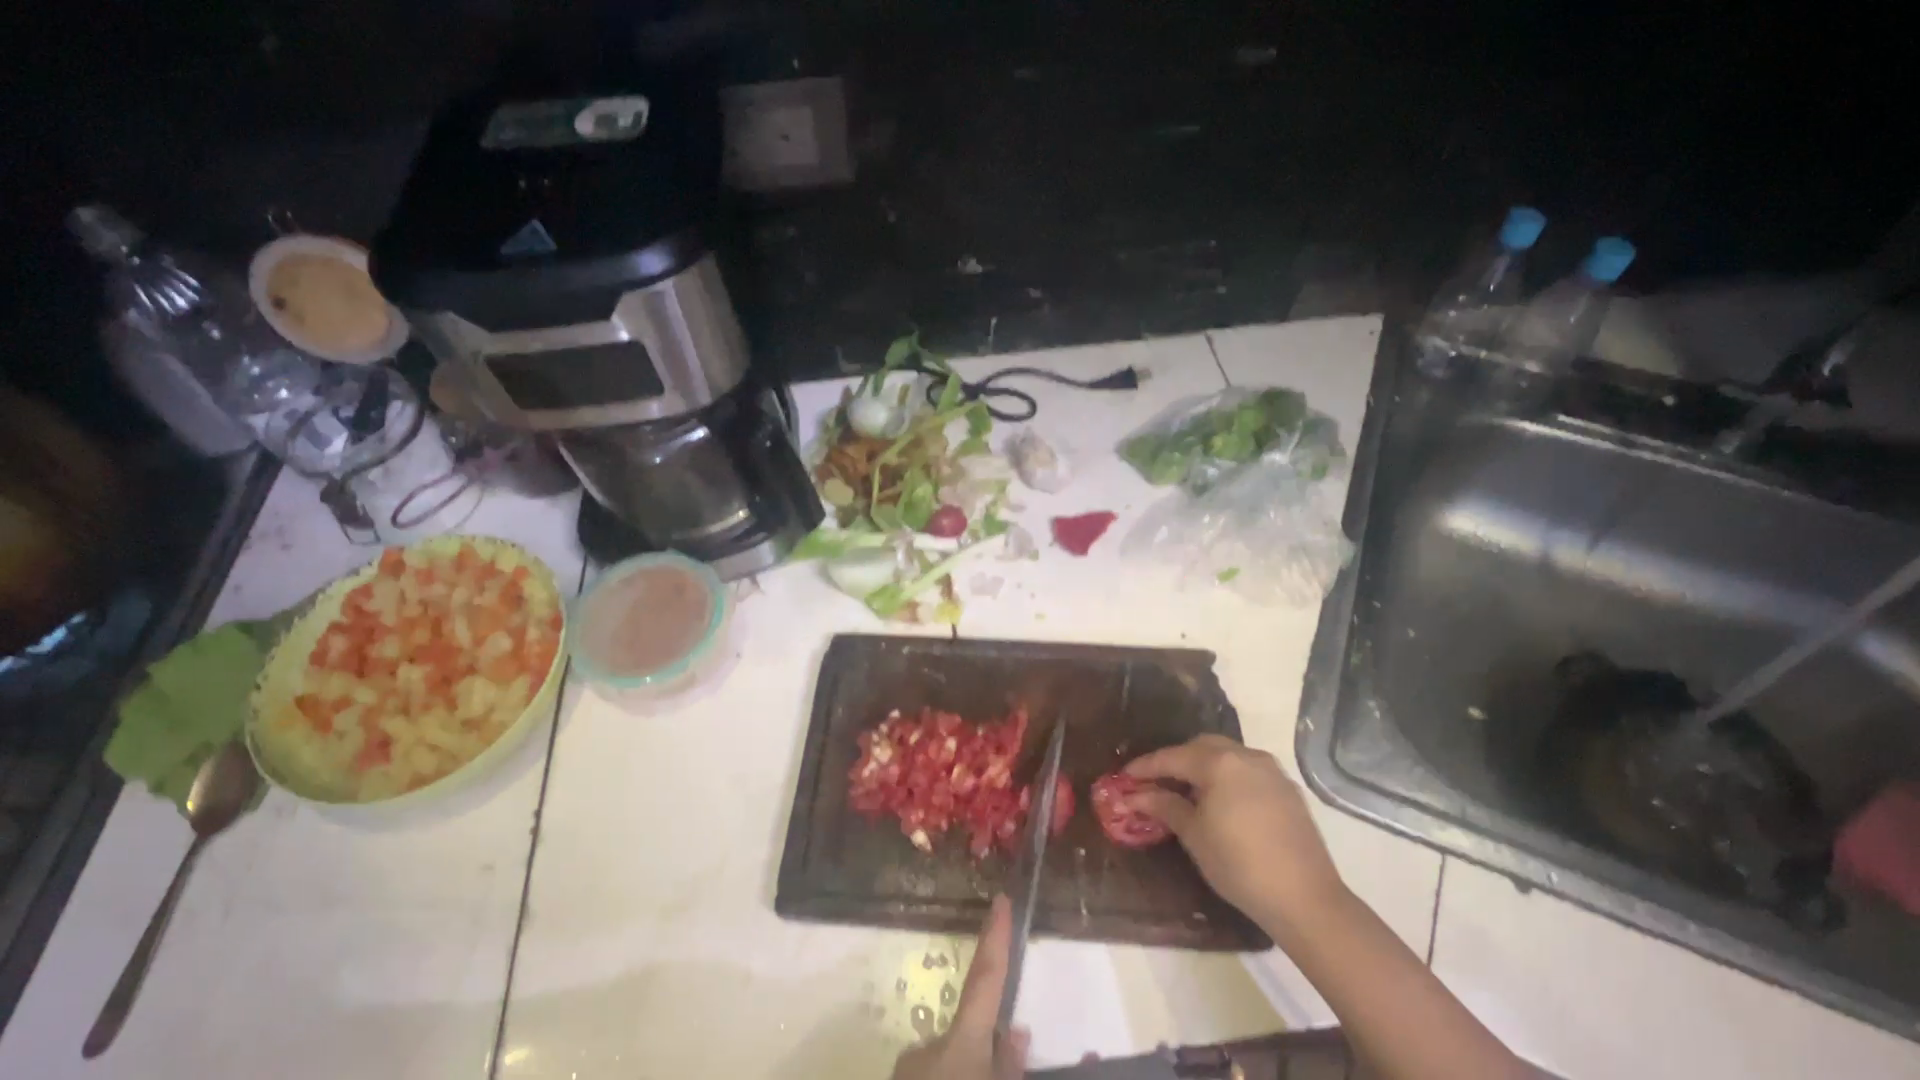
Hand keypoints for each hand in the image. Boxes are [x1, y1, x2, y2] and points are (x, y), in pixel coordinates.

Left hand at [891, 895, 1030, 1079]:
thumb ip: (1009, 1066)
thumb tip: (1017, 1032)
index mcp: (962, 1042)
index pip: (985, 979)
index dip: (995, 939)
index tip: (1000, 899)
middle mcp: (929, 1045)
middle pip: (966, 1031)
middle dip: (982, 1046)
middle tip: (997, 1063)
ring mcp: (906, 1066)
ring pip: (948, 1059)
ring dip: (964, 1069)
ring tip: (979, 1075)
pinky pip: (932, 1074)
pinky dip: (947, 1077)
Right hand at [1123, 735, 1345, 931]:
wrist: (1303, 896)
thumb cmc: (1238, 864)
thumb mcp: (1194, 835)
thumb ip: (1164, 806)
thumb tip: (1136, 795)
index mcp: (1220, 762)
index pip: (1172, 757)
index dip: (1145, 767)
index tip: (1123, 777)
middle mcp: (1247, 756)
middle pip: (1202, 747)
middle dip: (1176, 761)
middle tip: (1155, 783)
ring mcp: (1272, 772)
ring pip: (1228, 757)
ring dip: (1203, 767)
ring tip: (1186, 793)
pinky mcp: (1288, 790)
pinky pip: (1248, 772)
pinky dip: (1227, 778)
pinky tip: (1220, 803)